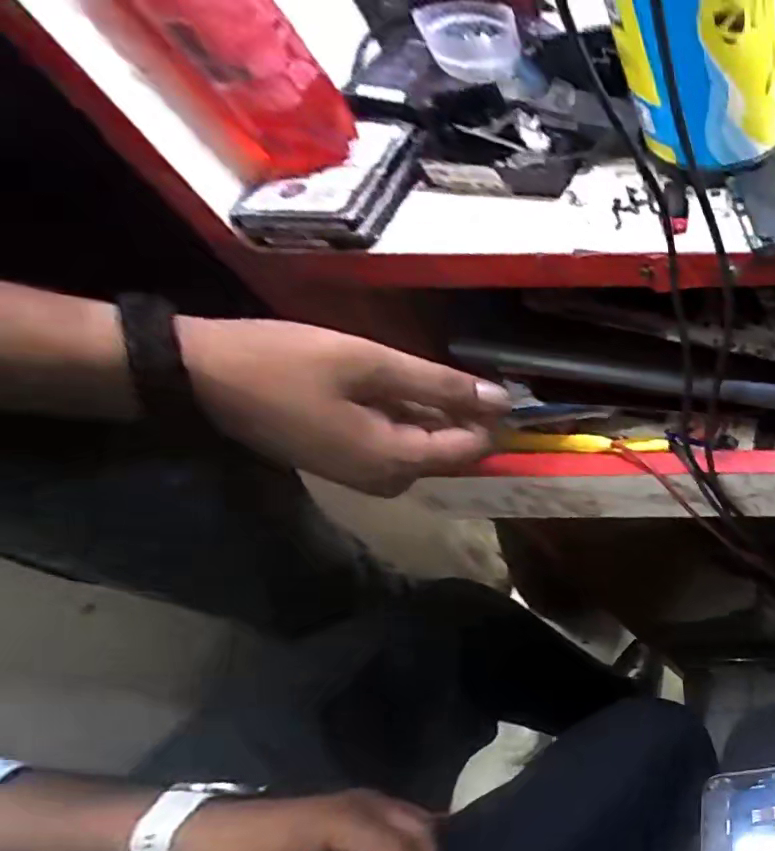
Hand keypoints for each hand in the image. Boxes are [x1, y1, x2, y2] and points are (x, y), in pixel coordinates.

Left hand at [171, 789, 438, 850]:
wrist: (217, 826)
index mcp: (348, 824)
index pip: (400, 849)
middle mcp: (370, 804)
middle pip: (421, 829)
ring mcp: (371, 797)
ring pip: (421, 818)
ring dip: (426, 847)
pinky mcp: (367, 799)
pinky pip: (410, 813)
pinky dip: (419, 833)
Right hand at [178, 316, 511, 495]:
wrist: (188, 374)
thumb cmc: (279, 363)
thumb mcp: (370, 365)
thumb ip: (442, 386)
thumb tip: (504, 401)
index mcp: (400, 461)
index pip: (477, 447)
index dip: (490, 417)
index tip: (488, 383)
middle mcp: (392, 480)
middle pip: (455, 448)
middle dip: (460, 412)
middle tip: (446, 371)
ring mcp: (370, 476)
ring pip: (428, 443)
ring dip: (433, 411)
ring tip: (415, 373)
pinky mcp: (352, 463)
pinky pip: (400, 442)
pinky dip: (406, 417)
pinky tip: (391, 387)